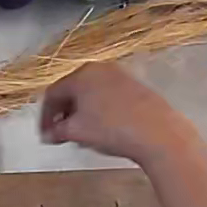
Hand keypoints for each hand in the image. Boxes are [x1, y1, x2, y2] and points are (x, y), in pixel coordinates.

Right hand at [39, 63, 206, 168]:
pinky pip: (109, 96)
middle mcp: (101, 69)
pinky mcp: (139, 88)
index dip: (45, 116)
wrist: (162, 137)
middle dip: (63, 113)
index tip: (44, 134)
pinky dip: (100, 110)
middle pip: (72, 91)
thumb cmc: (113, 129)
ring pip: (91, 93)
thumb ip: (55, 131)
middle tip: (59, 133)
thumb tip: (49, 134)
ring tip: (81, 132)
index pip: (52, 94)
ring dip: (82, 112)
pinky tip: (102, 127)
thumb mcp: (75, 132)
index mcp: (81, 74)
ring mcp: (122, 77)